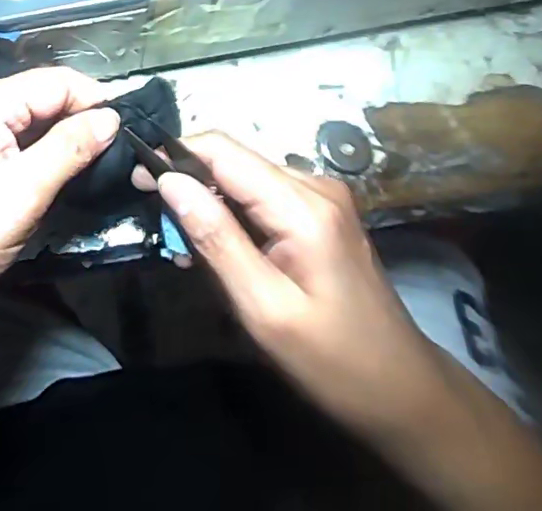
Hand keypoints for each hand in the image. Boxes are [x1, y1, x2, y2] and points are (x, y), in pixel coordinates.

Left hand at [0, 69, 118, 401]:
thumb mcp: (24, 192)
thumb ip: (71, 147)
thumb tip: (112, 116)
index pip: (58, 81)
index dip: (96, 100)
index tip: (130, 130)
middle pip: (45, 95)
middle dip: (83, 117)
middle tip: (120, 150)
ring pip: (34, 116)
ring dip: (66, 135)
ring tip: (99, 160)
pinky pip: (18, 135)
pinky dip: (44, 147)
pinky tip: (63, 168)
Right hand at [149, 133, 444, 446]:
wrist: (404, 391)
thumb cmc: (333, 361)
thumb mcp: (264, 307)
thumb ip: (216, 238)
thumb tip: (170, 181)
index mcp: (303, 205)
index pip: (224, 151)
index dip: (175, 154)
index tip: (138, 180)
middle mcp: (314, 184)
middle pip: (234, 160)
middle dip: (189, 181)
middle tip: (156, 222)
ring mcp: (322, 196)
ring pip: (245, 177)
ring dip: (209, 201)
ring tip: (184, 246)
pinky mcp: (322, 212)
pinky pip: (264, 195)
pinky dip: (233, 214)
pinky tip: (219, 248)